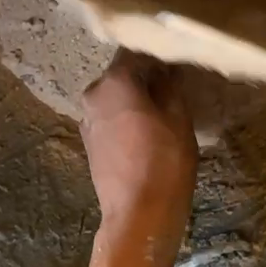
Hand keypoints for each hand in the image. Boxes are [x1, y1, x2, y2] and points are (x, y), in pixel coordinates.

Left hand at [80, 50, 198, 240]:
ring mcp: (87, 118)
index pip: (134, 51)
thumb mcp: (178, 117)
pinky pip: (110, 116)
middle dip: (146, 75)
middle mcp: (93, 93)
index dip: (157, 52)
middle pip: (122, 73)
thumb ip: (170, 85)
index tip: (176, 55)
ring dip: (136, 96)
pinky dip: (126, 115)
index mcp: (113, 81)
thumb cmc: (164, 162)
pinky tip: (147, 128)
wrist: (138, 215)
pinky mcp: (89, 140)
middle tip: (174, 83)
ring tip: (163, 107)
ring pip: (115, 95)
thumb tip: (166, 68)